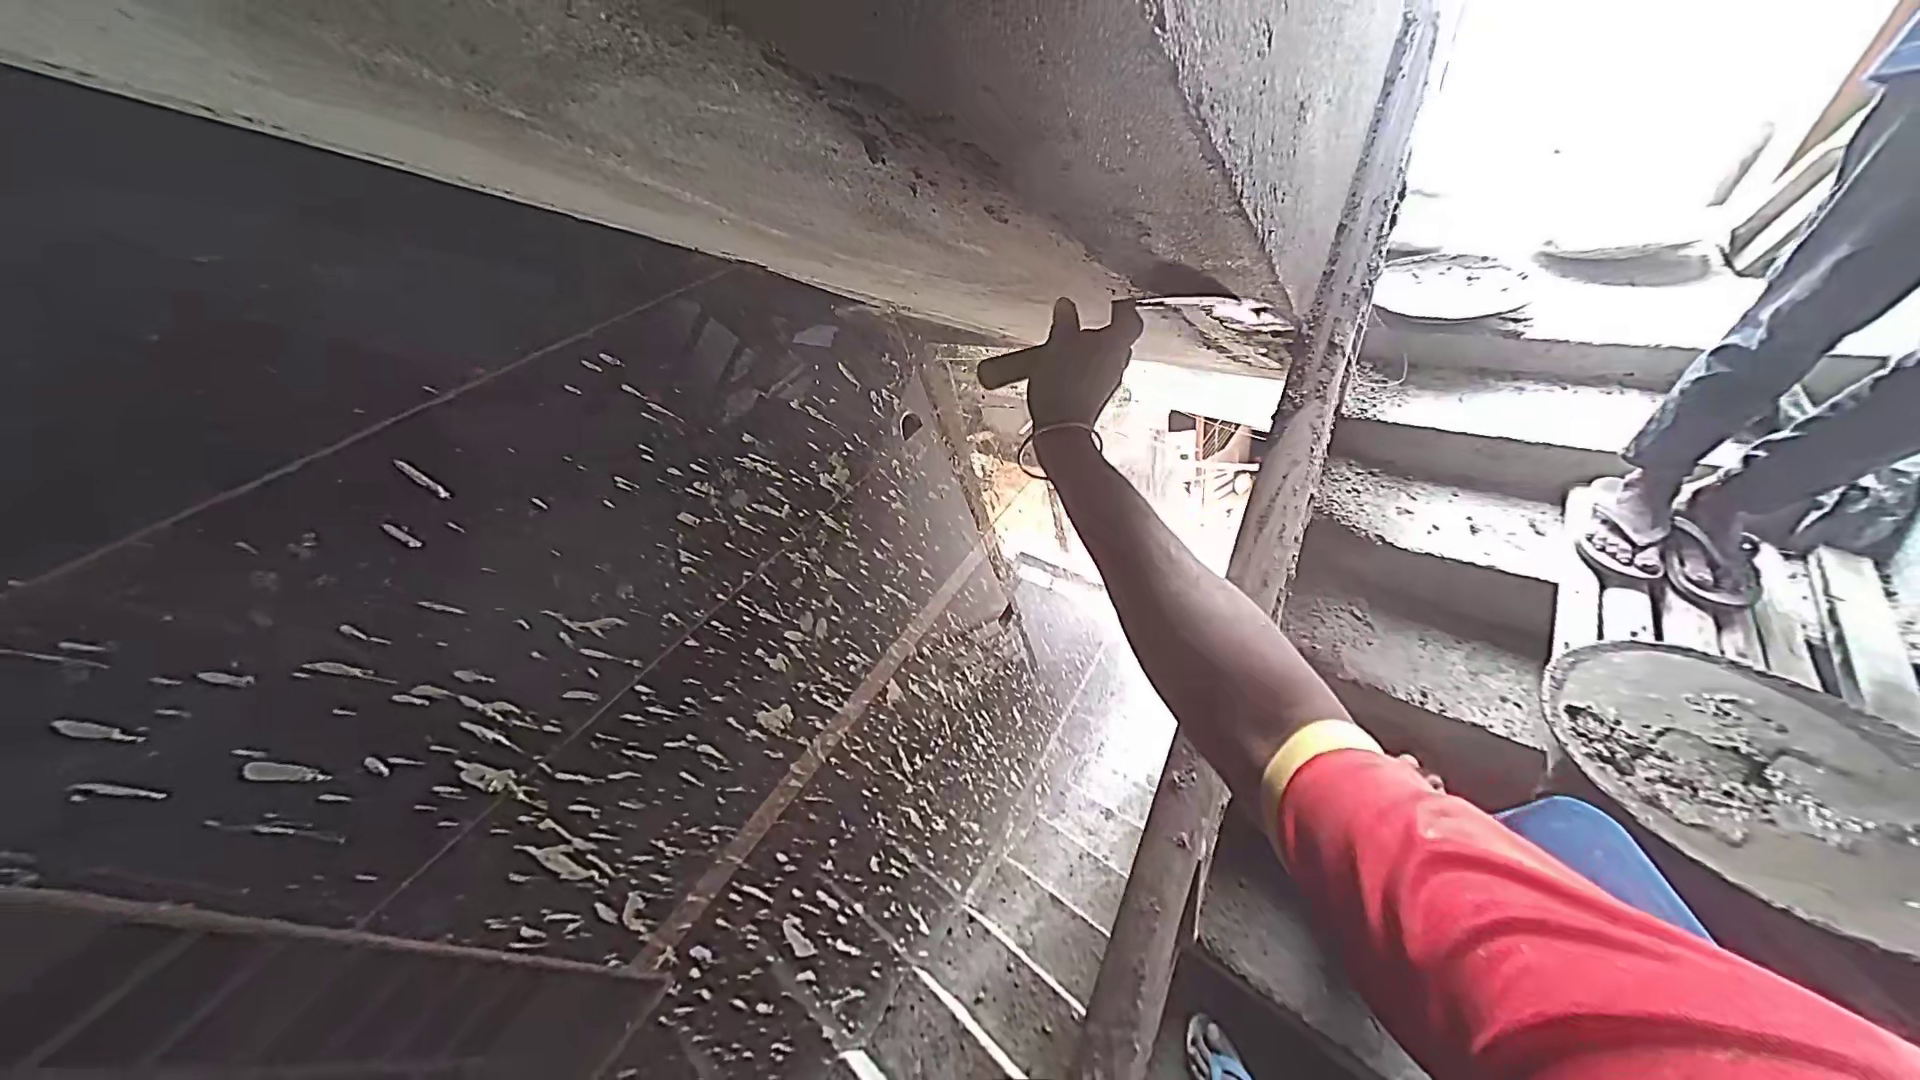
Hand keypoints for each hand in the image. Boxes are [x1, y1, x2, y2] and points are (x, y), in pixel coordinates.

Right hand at [1025, 297, 1144, 428]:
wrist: (1061, 425)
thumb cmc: (1064, 383)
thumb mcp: (1059, 341)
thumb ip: (1066, 320)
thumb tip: (1066, 306)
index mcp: (1116, 342)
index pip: (1130, 318)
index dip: (1124, 308)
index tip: (1117, 303)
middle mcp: (1119, 362)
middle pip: (1121, 340)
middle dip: (1109, 331)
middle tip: (1095, 322)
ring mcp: (1109, 383)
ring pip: (1109, 360)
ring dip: (1095, 351)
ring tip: (1075, 345)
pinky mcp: (1096, 398)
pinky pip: (1096, 377)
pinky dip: (1086, 369)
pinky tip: (1068, 369)